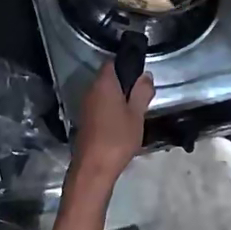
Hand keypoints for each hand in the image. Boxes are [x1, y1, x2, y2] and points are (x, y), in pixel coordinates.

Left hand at [71, 59, 154, 187]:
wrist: (94, 167)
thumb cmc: (118, 138)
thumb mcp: (137, 114)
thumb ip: (142, 92)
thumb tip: (146, 75)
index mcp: (103, 83)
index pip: (112, 62)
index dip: (126, 65)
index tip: (140, 75)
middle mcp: (91, 90)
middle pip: (108, 78)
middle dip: (124, 83)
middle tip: (143, 95)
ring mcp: (85, 105)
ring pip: (103, 94)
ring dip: (117, 98)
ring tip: (135, 110)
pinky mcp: (84, 120)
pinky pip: (99, 106)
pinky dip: (110, 109)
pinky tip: (122, 122)